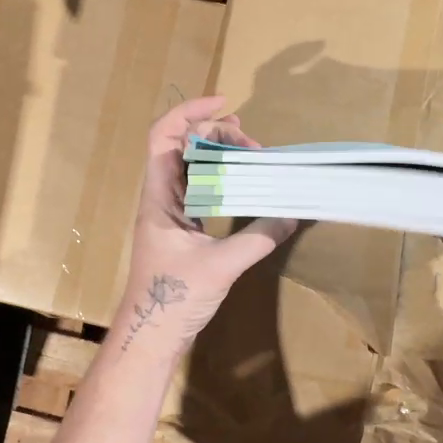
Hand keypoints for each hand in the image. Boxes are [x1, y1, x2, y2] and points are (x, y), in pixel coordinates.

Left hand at [115, 98, 298, 352]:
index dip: (189, 112)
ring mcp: (171, 216)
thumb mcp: (222, 266)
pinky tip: (245, 186)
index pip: (163, 137)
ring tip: (252, 153)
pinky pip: (201, 193)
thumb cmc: (174, 298)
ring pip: (192, 169)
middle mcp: (162, 200)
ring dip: (219, 156)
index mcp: (159, 198)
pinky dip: (222, 181)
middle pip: (181, 147)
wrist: (152, 336)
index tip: (225, 105)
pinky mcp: (182, 234)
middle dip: (215, 133)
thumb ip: (258, 238)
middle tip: (251, 142)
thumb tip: (291, 215)